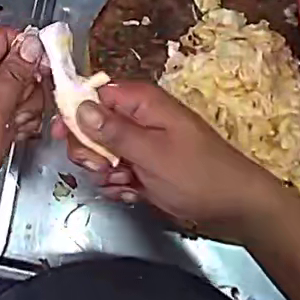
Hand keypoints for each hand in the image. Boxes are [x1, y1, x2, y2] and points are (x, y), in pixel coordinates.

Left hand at [0, 27, 45, 209]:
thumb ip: (16, 72)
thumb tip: (33, 41)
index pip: (6, 36)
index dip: (29, 51)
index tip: (42, 72)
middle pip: (16, 61)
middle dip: (27, 85)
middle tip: (19, 108)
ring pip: (19, 84)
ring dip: (25, 105)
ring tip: (13, 125)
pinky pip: (12, 103)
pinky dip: (18, 117)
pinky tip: (12, 132)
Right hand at [54, 81, 292, 241]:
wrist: (234, 206)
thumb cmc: (197, 174)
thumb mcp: (151, 153)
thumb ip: (113, 131)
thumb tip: (79, 105)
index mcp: (143, 101)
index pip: (95, 94)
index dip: (76, 113)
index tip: (66, 137)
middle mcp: (141, 117)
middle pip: (93, 125)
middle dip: (92, 151)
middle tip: (106, 168)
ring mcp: (143, 143)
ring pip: (102, 152)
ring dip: (106, 173)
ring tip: (127, 182)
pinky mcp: (146, 166)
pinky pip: (118, 172)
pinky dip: (120, 185)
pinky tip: (134, 194)